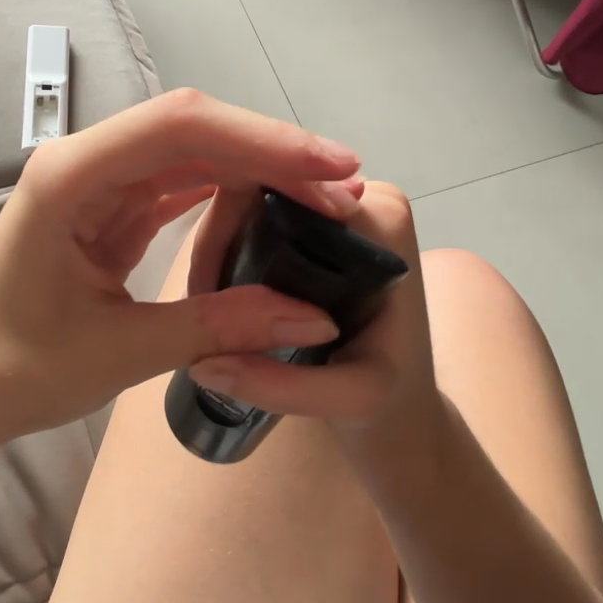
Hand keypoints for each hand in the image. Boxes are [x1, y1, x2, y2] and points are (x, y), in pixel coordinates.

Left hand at [0, 90, 366, 456]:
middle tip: (342, 182)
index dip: (261, 137)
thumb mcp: (122, 352)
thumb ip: (219, 326)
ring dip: (255, 167)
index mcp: (69, 178)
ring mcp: (97, 183)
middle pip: (190, 130)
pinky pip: (177, 184)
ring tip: (321, 194)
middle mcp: (83, 163)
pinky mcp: (109, 209)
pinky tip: (272, 202)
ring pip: (190, 153)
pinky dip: (227, 190)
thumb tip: (314, 318)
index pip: (177, 128)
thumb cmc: (17, 373)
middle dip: (270, 150)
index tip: (329, 165)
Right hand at [184, 182, 443, 458]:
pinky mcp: (327, 220)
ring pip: (257, 202)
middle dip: (218, 240)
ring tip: (201, 299)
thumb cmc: (391, 403)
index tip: (199, 293)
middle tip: (195, 301)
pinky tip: (217, 289)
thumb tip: (200, 363)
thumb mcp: (350, 399)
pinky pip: (263, 216)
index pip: (280, 197)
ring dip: (220, 244)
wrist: (407, 411)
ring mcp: (346, 204)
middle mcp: (367, 197)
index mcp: (379, 221)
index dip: (225, 234)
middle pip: (264, 192)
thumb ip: (284, 385)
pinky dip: (233, 247)